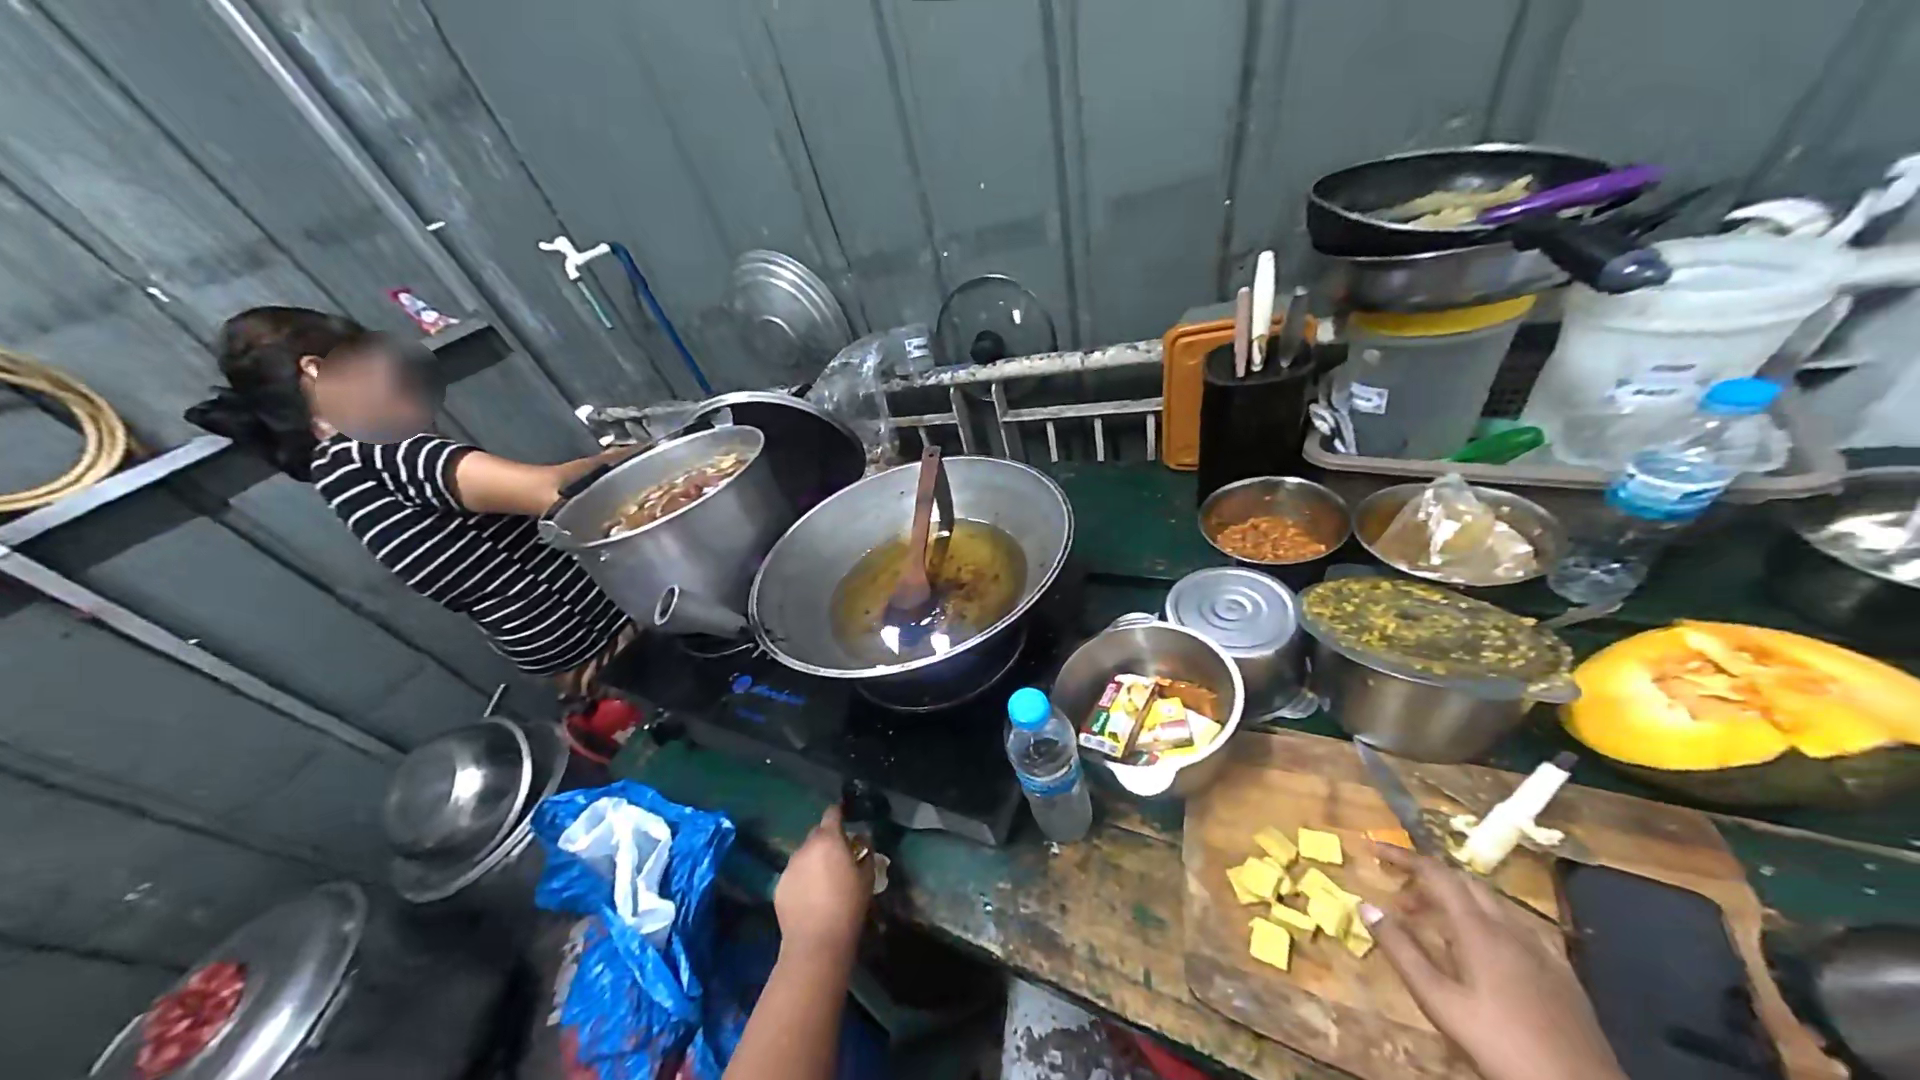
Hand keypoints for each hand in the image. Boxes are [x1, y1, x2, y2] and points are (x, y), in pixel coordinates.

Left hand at [773, 805, 873, 961]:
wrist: (816, 941)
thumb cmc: (848, 905)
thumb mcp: (867, 877)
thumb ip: (866, 853)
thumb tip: (862, 841)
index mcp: (829, 840)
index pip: (832, 813)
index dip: (838, 813)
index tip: (844, 817)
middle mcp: (805, 847)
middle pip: (816, 833)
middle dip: (827, 839)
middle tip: (838, 856)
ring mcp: (789, 866)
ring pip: (803, 854)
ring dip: (813, 859)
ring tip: (823, 880)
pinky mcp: (779, 886)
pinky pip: (793, 874)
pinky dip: (802, 878)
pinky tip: (810, 897)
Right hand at [1363, 844, 1624, 1079]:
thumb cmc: (1499, 1043)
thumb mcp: (1438, 1000)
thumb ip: (1401, 950)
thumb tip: (1366, 906)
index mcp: (1479, 929)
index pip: (1436, 873)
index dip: (1402, 856)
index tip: (1373, 849)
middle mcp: (1511, 928)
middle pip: (1464, 883)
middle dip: (1427, 881)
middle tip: (1399, 902)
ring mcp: (1541, 949)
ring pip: (1491, 905)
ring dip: (1455, 903)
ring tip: (1431, 928)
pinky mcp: (1560, 972)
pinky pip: (1515, 928)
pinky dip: (1485, 924)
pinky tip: (1480, 955)